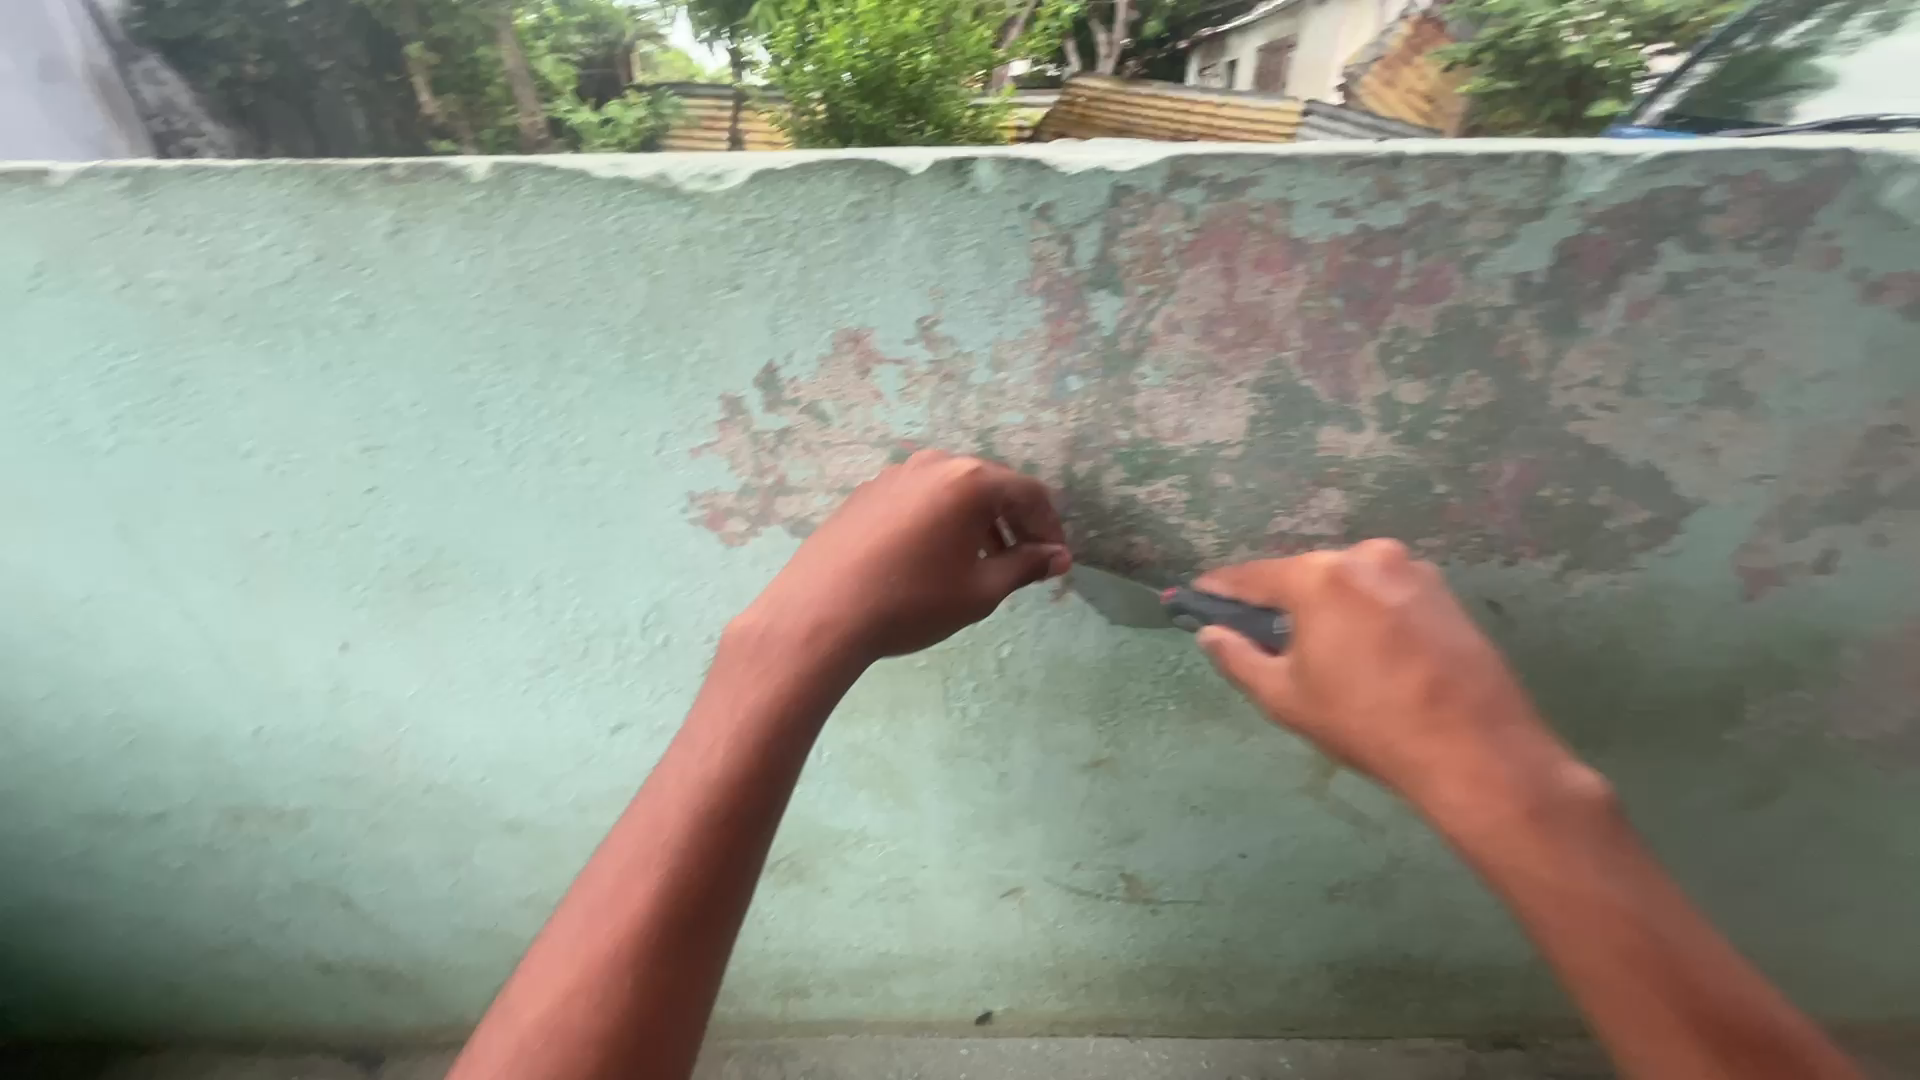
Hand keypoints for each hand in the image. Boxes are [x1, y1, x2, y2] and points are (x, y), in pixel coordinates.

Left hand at [739, 450, 1070, 666]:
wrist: (821, 612)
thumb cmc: (912, 602)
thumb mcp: (980, 591)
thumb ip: (1025, 567)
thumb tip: (1057, 558)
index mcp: (970, 480)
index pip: (1029, 494)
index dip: (1049, 528)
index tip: (1055, 563)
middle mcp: (935, 464)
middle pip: (991, 486)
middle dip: (1014, 523)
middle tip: (1023, 563)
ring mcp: (895, 474)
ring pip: (953, 491)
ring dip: (978, 522)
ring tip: (981, 564)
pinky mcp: (867, 492)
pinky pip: (921, 499)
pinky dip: (942, 521)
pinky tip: (933, 558)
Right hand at [1194, 540, 1579, 811]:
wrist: (1476, 751)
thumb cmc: (1365, 722)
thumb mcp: (1283, 697)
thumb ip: (1237, 657)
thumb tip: (1210, 634)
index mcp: (1318, 577)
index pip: (1251, 576)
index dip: (1220, 589)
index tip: (1199, 596)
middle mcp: (1364, 557)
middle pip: (1302, 575)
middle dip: (1279, 602)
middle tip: (1265, 637)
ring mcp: (1411, 570)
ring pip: (1346, 583)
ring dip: (1326, 607)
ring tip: (1324, 652)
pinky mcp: (1444, 592)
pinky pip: (1383, 593)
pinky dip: (1364, 612)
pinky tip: (1369, 652)